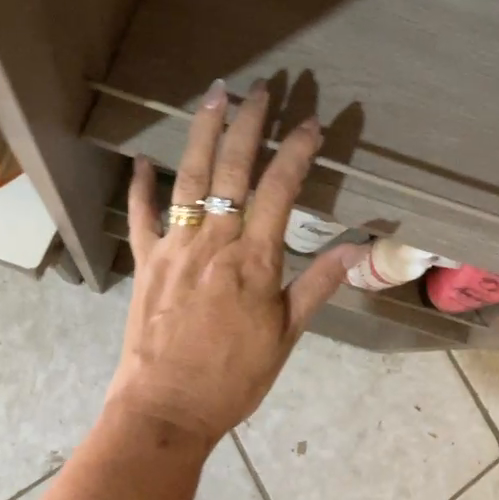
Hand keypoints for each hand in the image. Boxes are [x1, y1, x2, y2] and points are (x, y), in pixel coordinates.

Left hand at [104, 80, 354, 447]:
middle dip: (248, 124)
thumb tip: (357, 247)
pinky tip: (142, 158)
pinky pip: (142, 215)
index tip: (311, 123)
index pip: (280, 189)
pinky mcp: (146, 261)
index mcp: (253, 259)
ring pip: (190, 177)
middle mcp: (213, 241)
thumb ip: (317, 286)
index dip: (297, 152)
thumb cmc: (232, 378)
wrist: (164, 411)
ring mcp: (175, 247)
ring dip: (203, 133)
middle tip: (260, 88)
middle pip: (232, 169)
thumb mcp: (285, 337)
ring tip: (214, 95)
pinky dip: (141, 184)